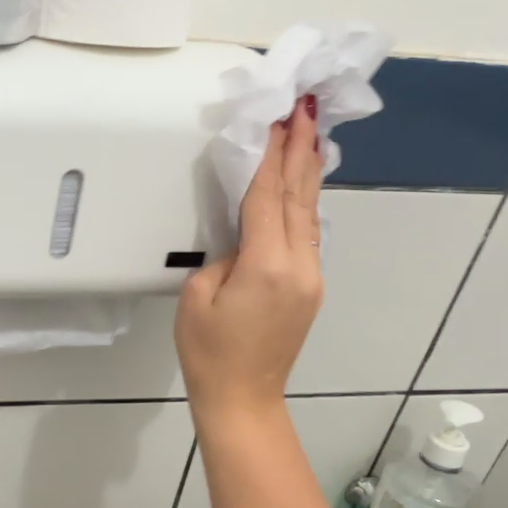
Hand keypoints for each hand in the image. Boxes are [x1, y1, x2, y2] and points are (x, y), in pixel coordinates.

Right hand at [175, 97, 324, 422]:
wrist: (243, 400)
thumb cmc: (209, 353)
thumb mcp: (197, 296)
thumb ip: (222, 257)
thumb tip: (241, 242)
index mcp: (266, 265)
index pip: (269, 195)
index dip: (273, 153)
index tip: (282, 116)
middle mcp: (299, 266)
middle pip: (300, 196)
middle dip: (302, 149)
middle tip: (307, 108)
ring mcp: (311, 278)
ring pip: (310, 213)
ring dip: (308, 171)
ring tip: (311, 133)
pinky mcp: (309, 289)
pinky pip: (308, 234)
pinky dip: (305, 202)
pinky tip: (304, 185)